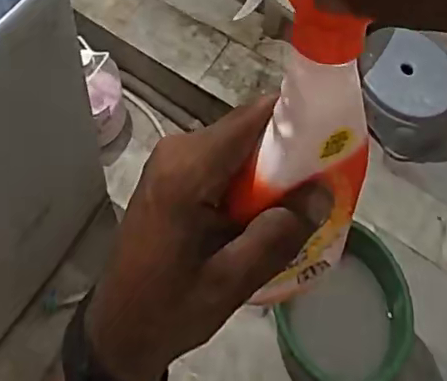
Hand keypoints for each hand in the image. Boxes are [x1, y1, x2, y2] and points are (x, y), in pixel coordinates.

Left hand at [84, 96, 330, 380]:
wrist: (116, 330)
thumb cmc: (167, 307)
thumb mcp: (227, 283)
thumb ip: (275, 235)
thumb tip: (323, 192)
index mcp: (187, 168)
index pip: (250, 119)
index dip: (292, 116)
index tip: (330, 129)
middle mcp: (178, 148)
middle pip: (245, 129)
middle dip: (285, 150)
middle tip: (322, 177)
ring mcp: (171, 157)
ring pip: (236, 143)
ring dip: (267, 167)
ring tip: (299, 198)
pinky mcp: (172, 170)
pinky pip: (221, 158)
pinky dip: (246, 176)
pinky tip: (263, 209)